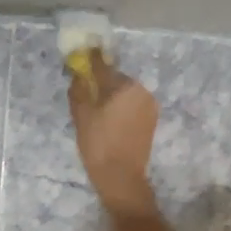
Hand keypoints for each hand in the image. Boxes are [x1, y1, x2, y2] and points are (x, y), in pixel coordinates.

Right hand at [68, 53, 158, 214]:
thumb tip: (78, 75)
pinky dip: (122, 106)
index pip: (102, 66)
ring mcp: (148, 104)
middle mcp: (140, 89)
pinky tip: (111, 121)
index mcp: (122, 86)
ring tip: (99, 111)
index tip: (84, 53)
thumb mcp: (81, 116)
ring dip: (113, 95)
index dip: (91, 60)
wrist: (121, 176)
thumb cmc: (97, 145)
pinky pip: (133, 104)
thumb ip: (79, 90)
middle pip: (115, 79)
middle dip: (102, 82)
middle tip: (87, 93)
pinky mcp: (151, 118)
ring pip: (125, 92)